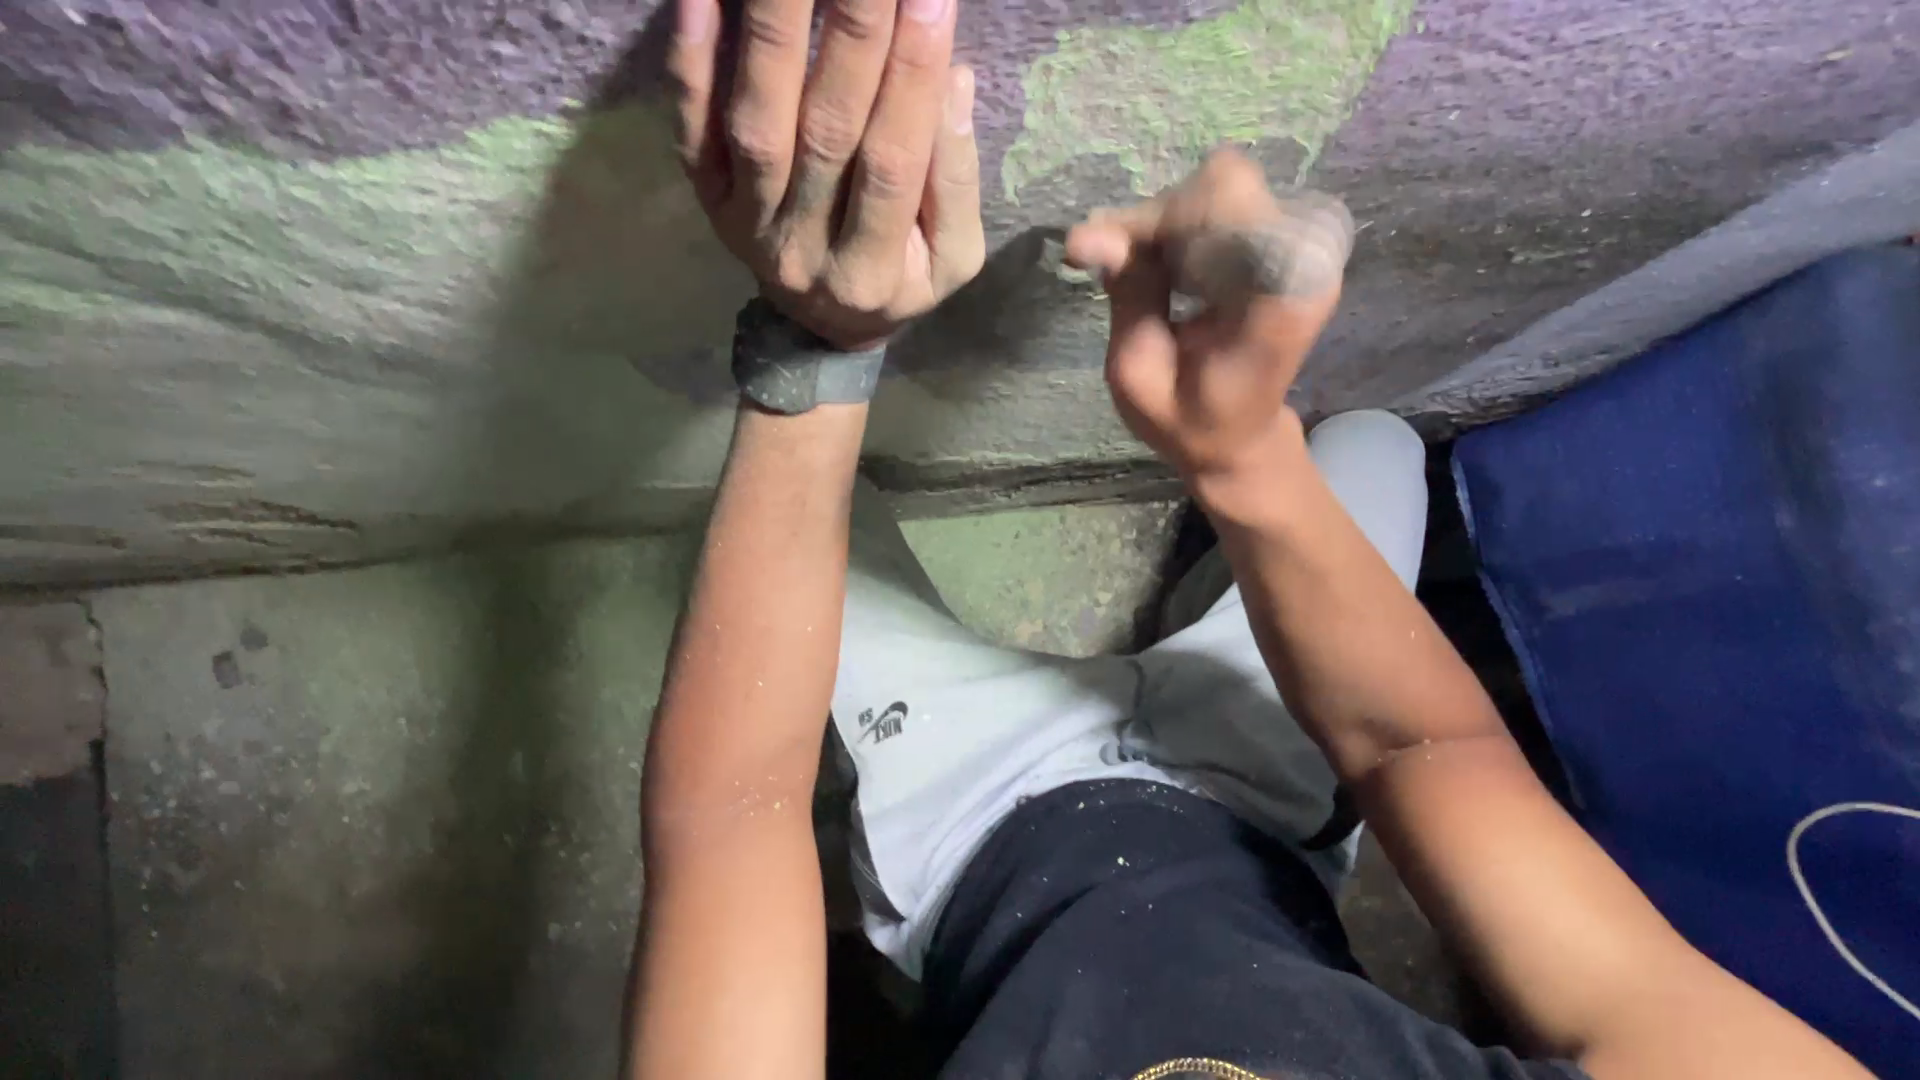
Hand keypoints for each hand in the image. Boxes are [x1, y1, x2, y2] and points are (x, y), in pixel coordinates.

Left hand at [669, 0, 983, 348]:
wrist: (821, 329)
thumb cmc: (897, 283)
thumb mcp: (950, 261)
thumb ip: (956, 184)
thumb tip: (952, 83)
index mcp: (871, 270)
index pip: (894, 164)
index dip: (914, 80)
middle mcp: (802, 249)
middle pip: (827, 132)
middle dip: (854, 33)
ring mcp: (746, 223)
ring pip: (757, 121)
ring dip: (776, 28)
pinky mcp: (708, 198)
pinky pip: (693, 130)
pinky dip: (691, 61)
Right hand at [1064, 150, 1347, 481]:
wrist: (1240, 440)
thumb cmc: (1188, 421)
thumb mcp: (1137, 375)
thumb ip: (1127, 296)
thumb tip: (1087, 234)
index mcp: (1279, 294)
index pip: (1222, 200)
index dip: (1156, 217)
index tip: (1100, 251)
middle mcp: (1304, 258)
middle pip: (1221, 185)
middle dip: (1157, 219)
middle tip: (1112, 264)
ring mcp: (1302, 247)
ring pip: (1219, 188)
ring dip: (1167, 224)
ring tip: (1135, 273)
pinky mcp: (1287, 245)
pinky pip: (1227, 206)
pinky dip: (1183, 230)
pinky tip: (1162, 271)